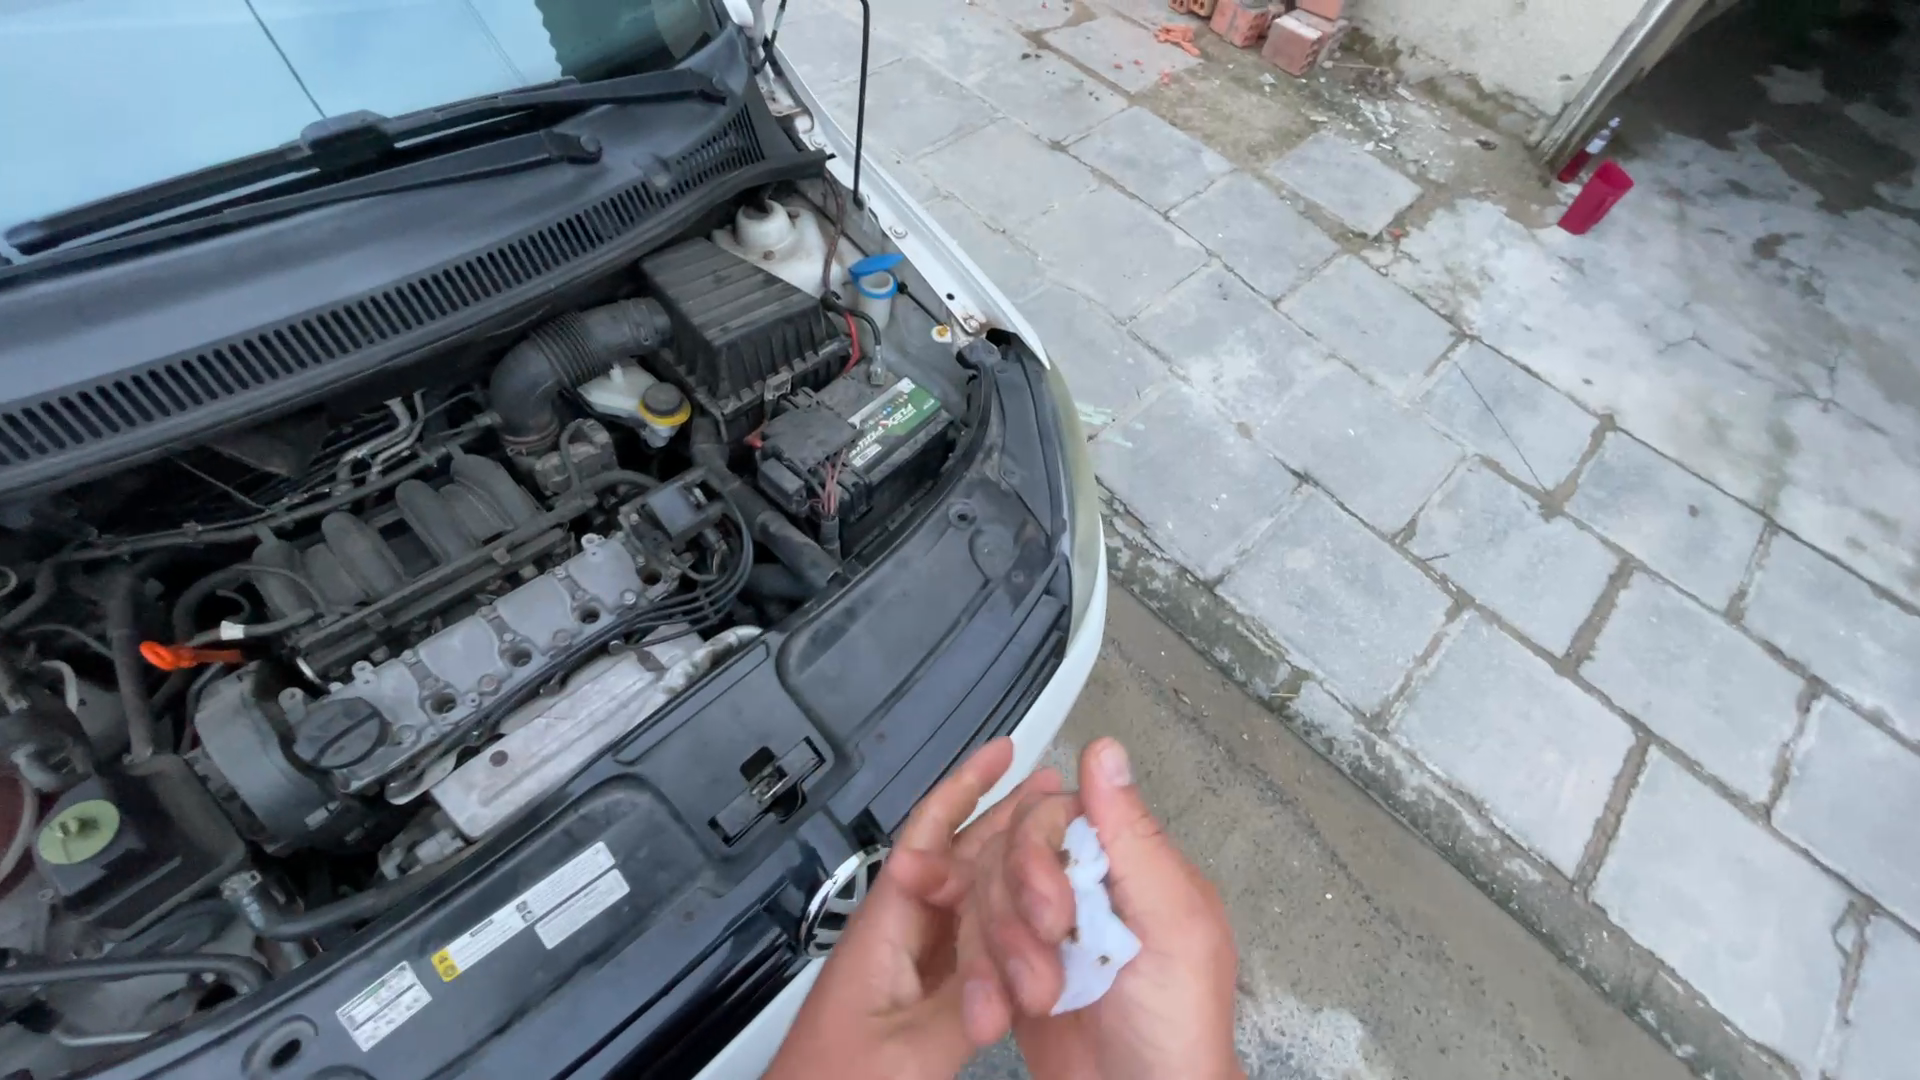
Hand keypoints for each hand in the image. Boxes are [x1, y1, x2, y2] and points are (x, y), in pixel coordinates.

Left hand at [765, 737, 1055, 1079]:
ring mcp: (914, 961)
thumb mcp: (908, 1050)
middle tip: (1048, 789)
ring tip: (1053, 838)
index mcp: (887, 923)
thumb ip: (969, 1005)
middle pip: (958, 855)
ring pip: (971, 897)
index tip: (1003, 751)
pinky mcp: (923, 992)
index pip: (930, 833)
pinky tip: (1038, 918)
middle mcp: (901, 929)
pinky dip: (1007, 921)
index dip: (967, 785)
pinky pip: (974, 941)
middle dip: (1002, 815)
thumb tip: (1022, 969)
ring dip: (1011, 866)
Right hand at [958, 738, 1241, 1079]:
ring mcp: (1042, 922)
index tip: (1049, 912)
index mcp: (1121, 860)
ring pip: (984, 895)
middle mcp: (1078, 880)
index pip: (1055, 816)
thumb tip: (1105, 749)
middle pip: (1009, 852)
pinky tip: (991, 1014)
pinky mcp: (1011, 963)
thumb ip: (1134, 838)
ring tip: (1033, 1001)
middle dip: (1016, 915)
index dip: (1037, 854)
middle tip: (1040, 974)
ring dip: (998, 953)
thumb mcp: (1173, 927)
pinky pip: (972, 942)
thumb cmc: (1176, 1029)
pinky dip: (977, 979)